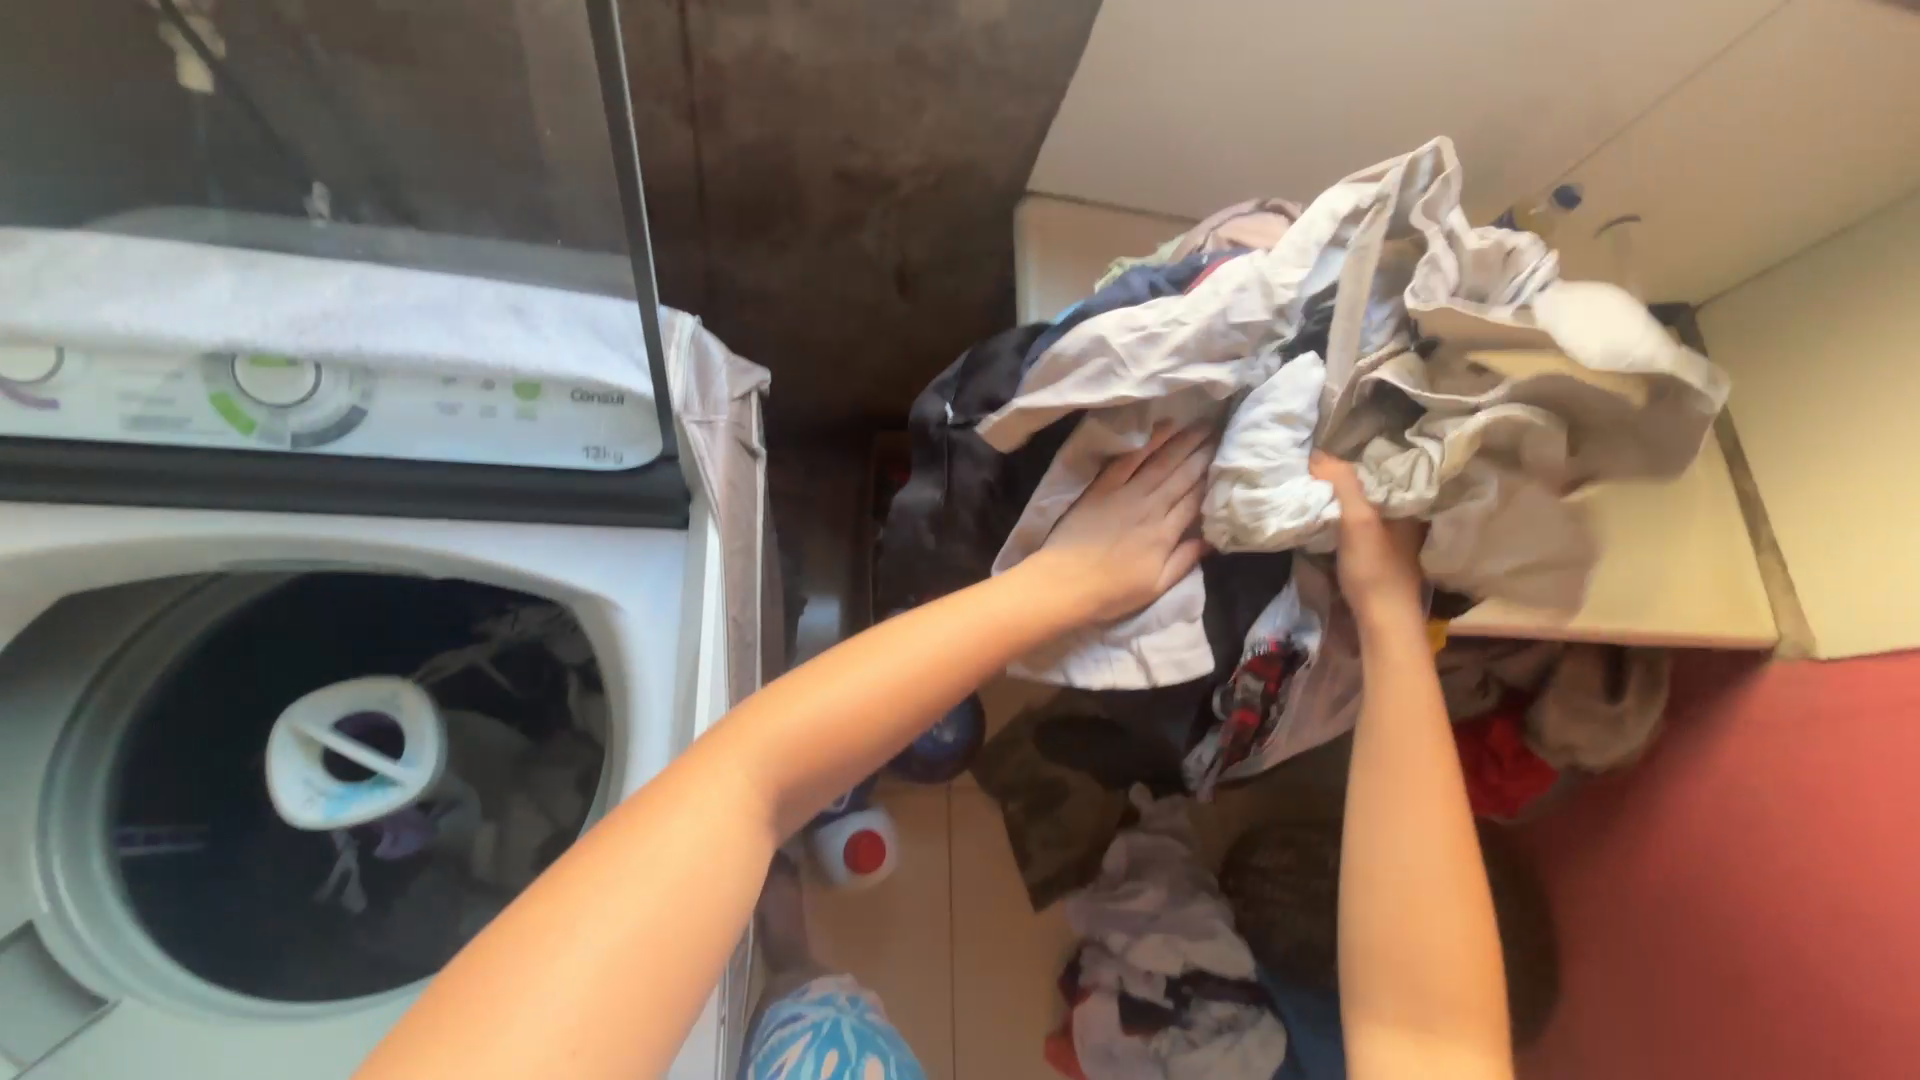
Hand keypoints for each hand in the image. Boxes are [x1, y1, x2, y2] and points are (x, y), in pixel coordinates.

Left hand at [1034, 423, 1214, 623]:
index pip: (1197, 498)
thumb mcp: (1156, 586)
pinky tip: (1165, 427)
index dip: (1214, 478)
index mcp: (1165, 533)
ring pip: (1162, 461)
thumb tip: (1213, 538)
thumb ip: (1186, 560)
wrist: (1064, 584)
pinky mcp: (1102, 487)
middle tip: (1224, 432)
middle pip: (1184, 474)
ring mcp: (1125, 493)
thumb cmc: (1111, 592)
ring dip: (1184, 441)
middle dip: (1205, 452)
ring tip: (1203, 424)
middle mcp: (1150, 507)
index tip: (1229, 459)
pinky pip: (1129, 458)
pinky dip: (1148, 442)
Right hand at [1310, 452, 1425, 625]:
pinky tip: (1322, 518)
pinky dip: (1338, 518)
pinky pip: (1355, 524)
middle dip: (1341, 479)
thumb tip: (1316, 453)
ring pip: (1360, 507)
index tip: (1321, 455)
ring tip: (1310, 489)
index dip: (1350, 459)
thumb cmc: (1374, 569)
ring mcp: (1391, 538)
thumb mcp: (1357, 520)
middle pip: (1368, 487)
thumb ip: (1342, 483)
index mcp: (1408, 502)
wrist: (1382, 621)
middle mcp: (1404, 516)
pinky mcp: (1376, 556)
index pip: (1378, 467)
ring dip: (1337, 499)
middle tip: (1309, 470)